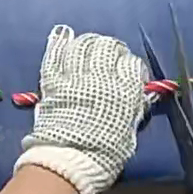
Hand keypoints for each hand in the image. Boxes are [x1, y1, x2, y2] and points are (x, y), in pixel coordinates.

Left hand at [13, 26, 148, 193]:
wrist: (69, 160)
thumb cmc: (103, 154)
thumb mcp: (128, 132)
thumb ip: (132, 109)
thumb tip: (139, 95)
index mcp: (124, 93)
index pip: (132, 65)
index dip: (130, 64)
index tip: (127, 68)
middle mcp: (100, 80)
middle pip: (107, 49)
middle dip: (110, 48)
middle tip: (109, 52)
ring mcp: (74, 79)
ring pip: (82, 47)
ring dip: (87, 42)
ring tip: (89, 44)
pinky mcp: (52, 83)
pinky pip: (54, 57)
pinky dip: (58, 43)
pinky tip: (62, 33)